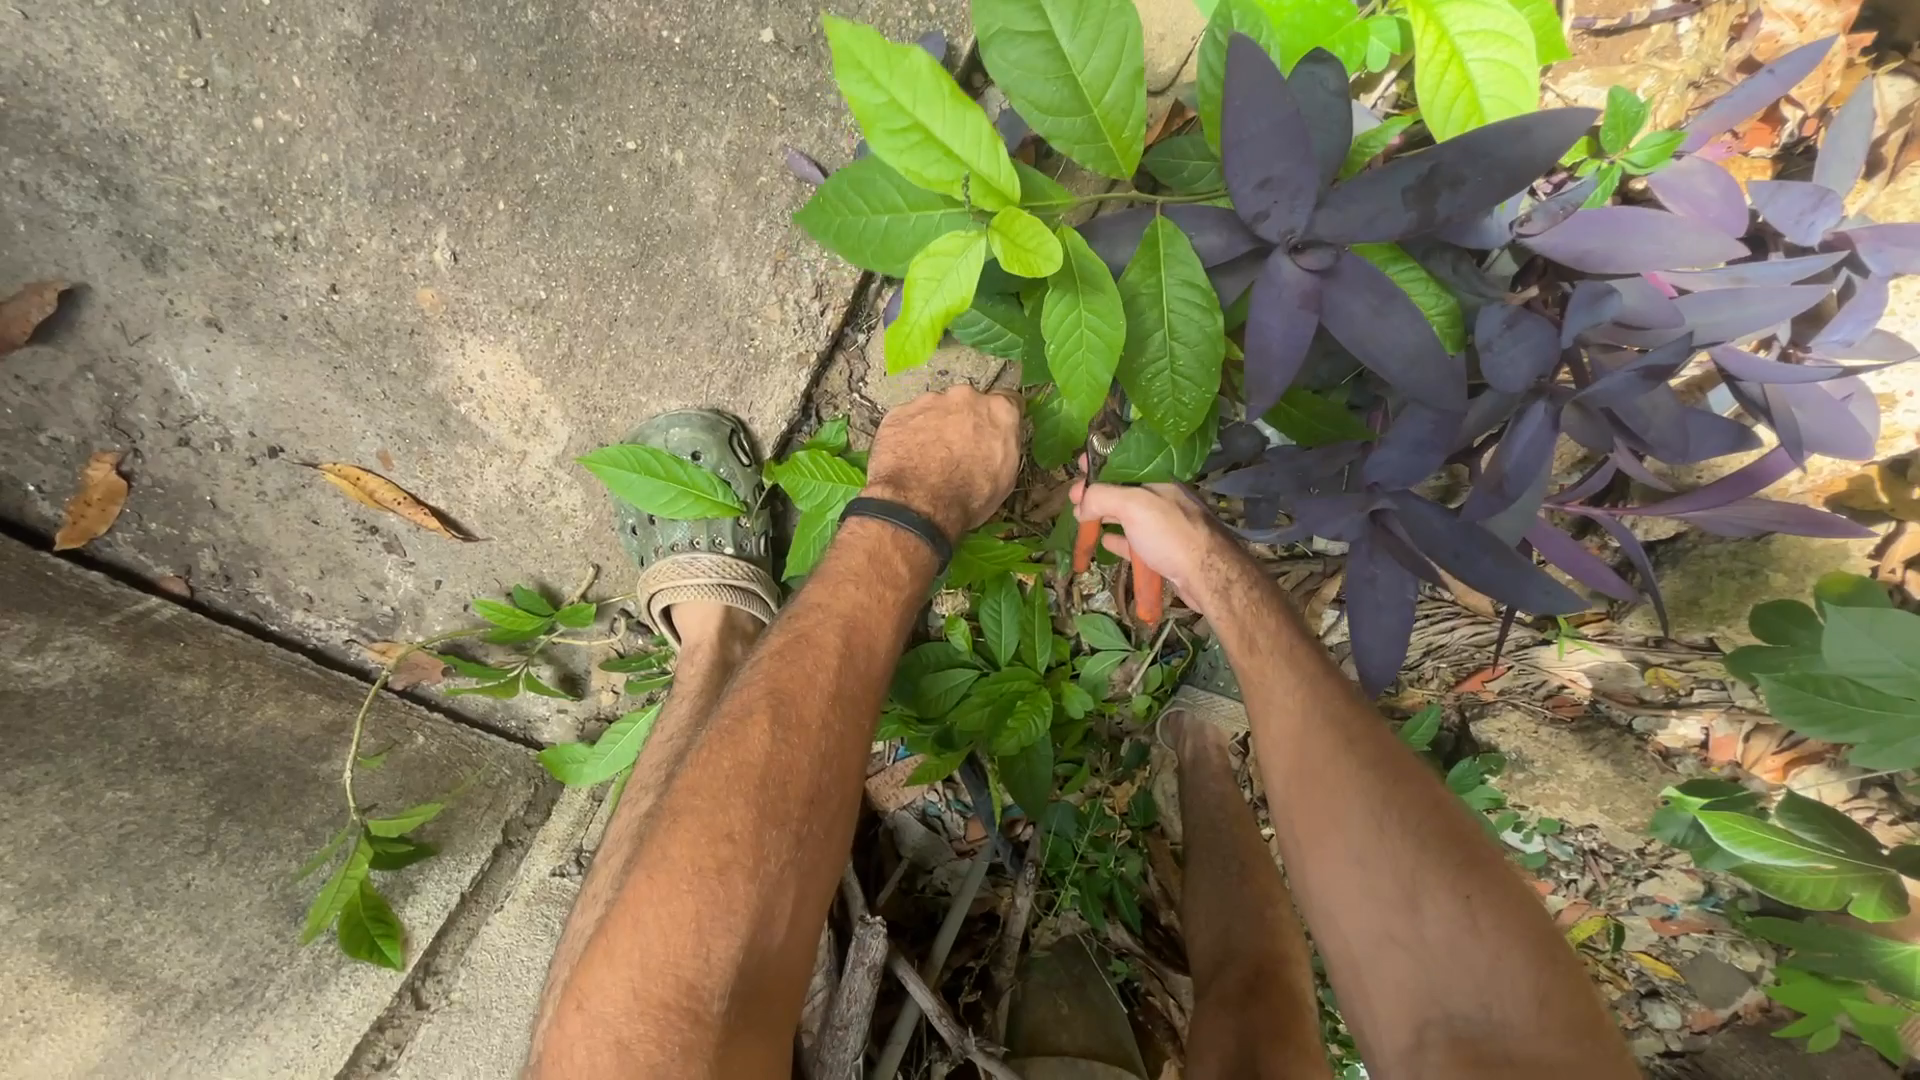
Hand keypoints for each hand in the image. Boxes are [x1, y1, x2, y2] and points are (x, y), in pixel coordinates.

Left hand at [862, 386, 1021, 540]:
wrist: (918, 504)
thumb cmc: (966, 497)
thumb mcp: (1004, 479)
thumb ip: (1004, 447)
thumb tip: (997, 444)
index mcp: (999, 411)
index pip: (1007, 402)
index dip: (998, 420)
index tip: (991, 433)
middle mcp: (966, 398)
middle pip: (967, 403)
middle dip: (963, 422)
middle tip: (956, 452)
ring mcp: (930, 402)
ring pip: (935, 410)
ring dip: (934, 428)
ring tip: (928, 459)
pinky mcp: (900, 412)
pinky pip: (907, 420)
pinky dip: (908, 435)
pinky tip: (908, 459)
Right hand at [1069, 473, 1253, 618]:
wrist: (1206, 576)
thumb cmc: (1171, 534)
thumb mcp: (1134, 505)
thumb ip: (1102, 496)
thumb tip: (1081, 504)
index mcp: (1157, 481)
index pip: (1124, 463)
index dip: (1101, 462)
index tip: (1080, 465)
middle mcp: (1160, 500)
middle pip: (1121, 491)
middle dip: (1095, 493)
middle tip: (1073, 500)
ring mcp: (1161, 527)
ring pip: (1125, 517)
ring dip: (1101, 517)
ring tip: (1080, 520)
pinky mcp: (1160, 552)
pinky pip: (1132, 542)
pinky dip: (1116, 540)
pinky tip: (1103, 542)